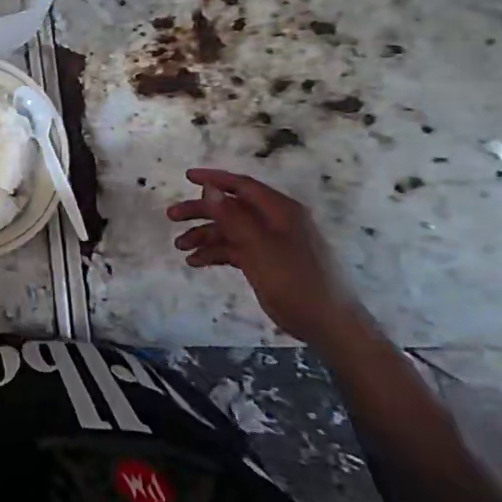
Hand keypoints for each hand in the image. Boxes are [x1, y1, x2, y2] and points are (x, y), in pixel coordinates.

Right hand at [167, 168, 371, 345]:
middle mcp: (275, 221)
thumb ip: (233, 217)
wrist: (329, 324)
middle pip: (232, 208)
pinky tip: (197, 262)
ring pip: (232, 231)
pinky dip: (217, 253)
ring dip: (206, 236)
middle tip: (172, 216)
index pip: (242, 186)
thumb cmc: (296, 280)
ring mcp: (272, 243)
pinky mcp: (268, 263)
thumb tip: (210, 188)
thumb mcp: (260, 247)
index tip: (186, 177)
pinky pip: (237, 250)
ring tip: (180, 247)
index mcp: (280, 210)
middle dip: (202, 212)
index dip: (213, 180)